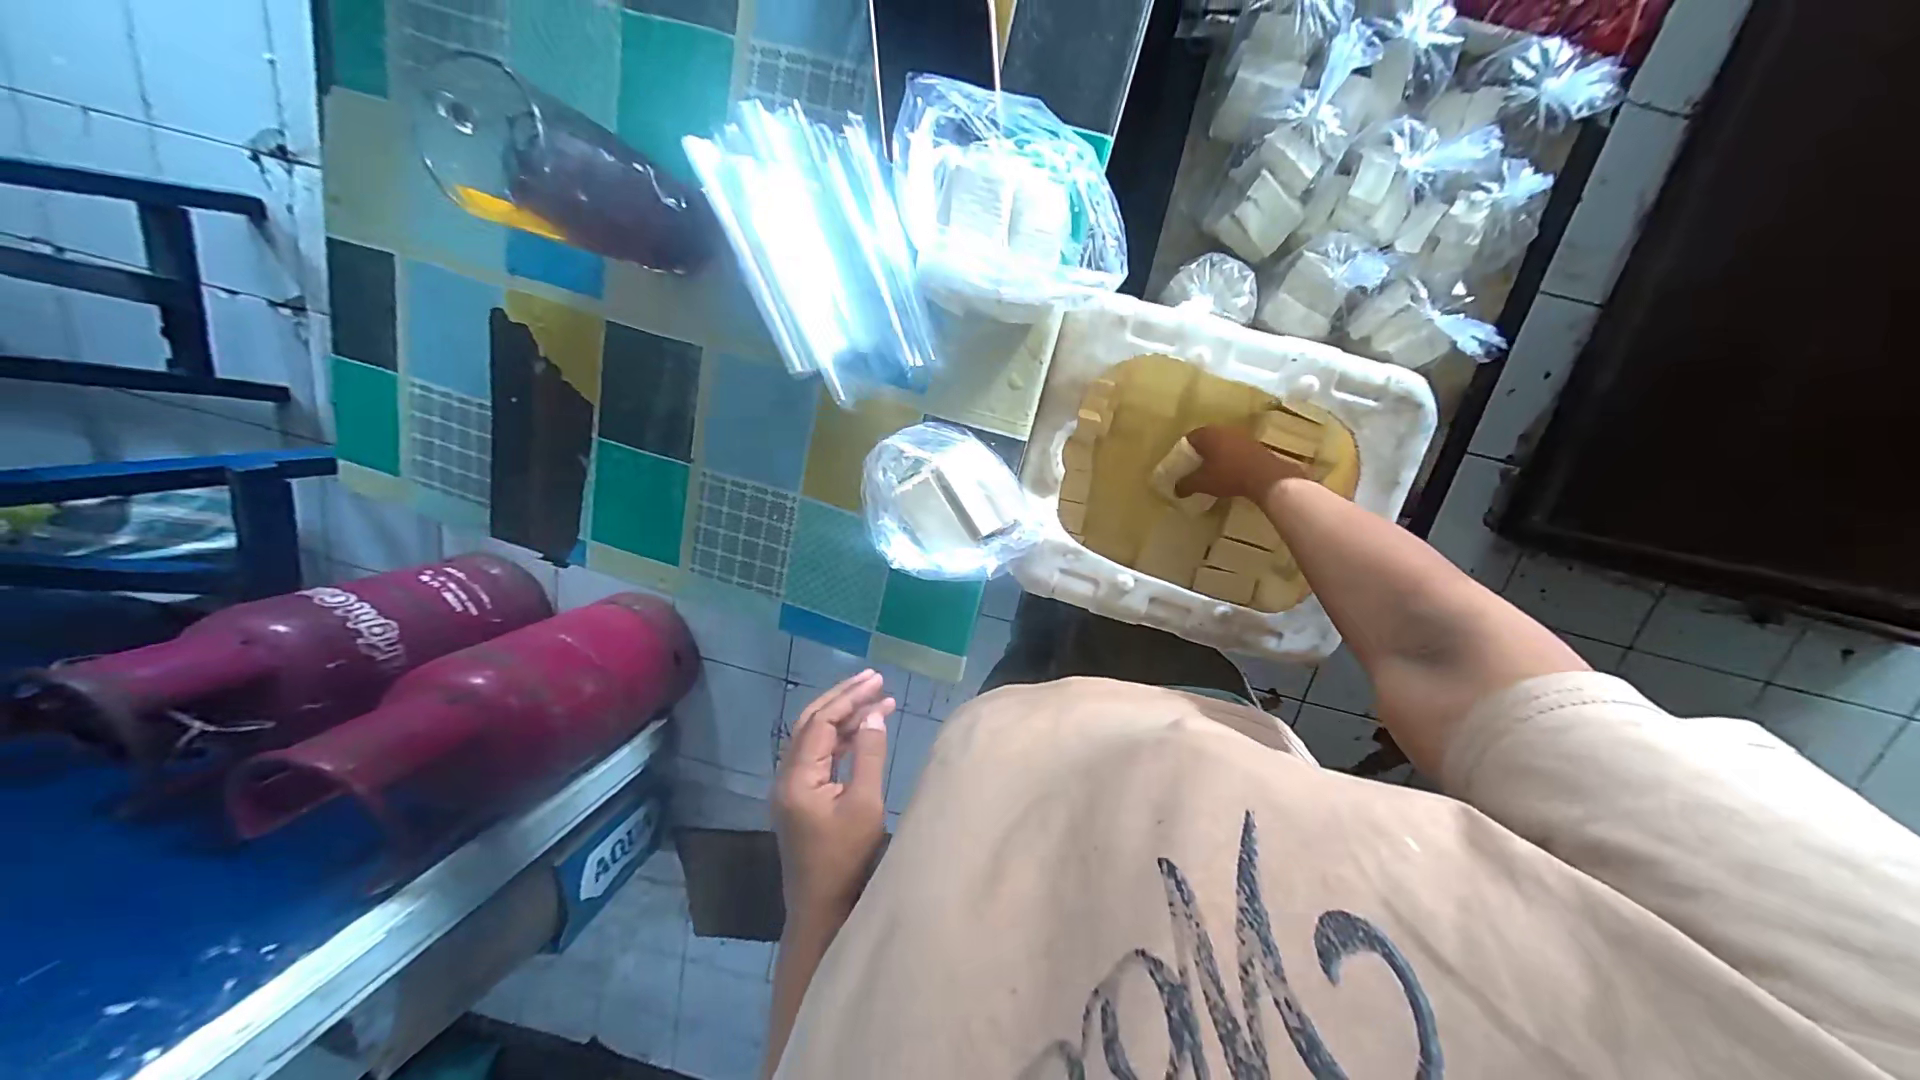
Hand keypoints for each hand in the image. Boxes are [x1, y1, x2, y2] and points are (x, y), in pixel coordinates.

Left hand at [773, 670, 894, 926]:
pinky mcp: (801, 797)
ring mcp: (791, 787)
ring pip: (815, 737)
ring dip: (844, 716)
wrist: (821, 909)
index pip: (821, 722)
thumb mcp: (865, 805)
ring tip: (876, 699)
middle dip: (843, 697)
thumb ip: (868, 755)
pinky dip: (841, 738)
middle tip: (874, 679)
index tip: (878, 681)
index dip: (850, 698)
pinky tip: (863, 730)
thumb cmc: (845, 860)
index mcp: (797, 776)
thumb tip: (874, 714)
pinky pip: (819, 755)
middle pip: (812, 722)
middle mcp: (786, 776)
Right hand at [1178, 424, 1309, 501]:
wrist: (1266, 477)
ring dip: (1216, 456)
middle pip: (1206, 440)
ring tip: (1212, 472)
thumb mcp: (1202, 483)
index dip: (1182, 452)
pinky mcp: (1254, 445)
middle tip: (1194, 468)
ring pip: (1222, 445)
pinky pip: (1235, 451)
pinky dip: (1230, 460)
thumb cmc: (1228, 475)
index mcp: (1207, 434)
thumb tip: (1176, 489)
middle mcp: (1223, 429)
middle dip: (1200, 454)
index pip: (1188, 438)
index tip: (1181, 464)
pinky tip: (1229, 473)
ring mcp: (1241, 436)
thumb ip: (1185, 484)